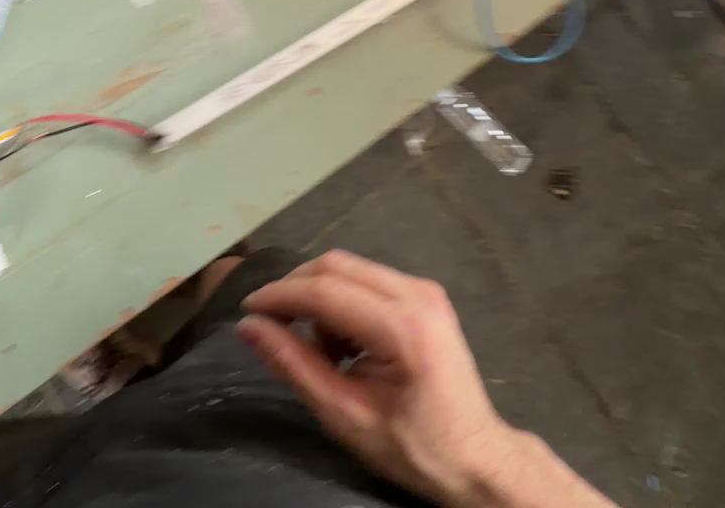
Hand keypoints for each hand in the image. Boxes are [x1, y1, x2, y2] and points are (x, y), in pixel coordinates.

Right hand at [239, 252, 613, 507]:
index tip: (246, 310)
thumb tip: (248, 328)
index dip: (279, 296)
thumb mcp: (345, 415)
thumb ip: (294, 366)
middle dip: (295, 290)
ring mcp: (423, 288)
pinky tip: (342, 343)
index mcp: (403, 327)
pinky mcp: (423, 293)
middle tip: (270, 325)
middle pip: (335, 266)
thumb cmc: (413, 447)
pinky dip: (339, 300)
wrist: (479, 458)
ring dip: (317, 297)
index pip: (325, 291)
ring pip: (348, 268)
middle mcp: (416, 293)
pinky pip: (364, 278)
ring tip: (316, 348)